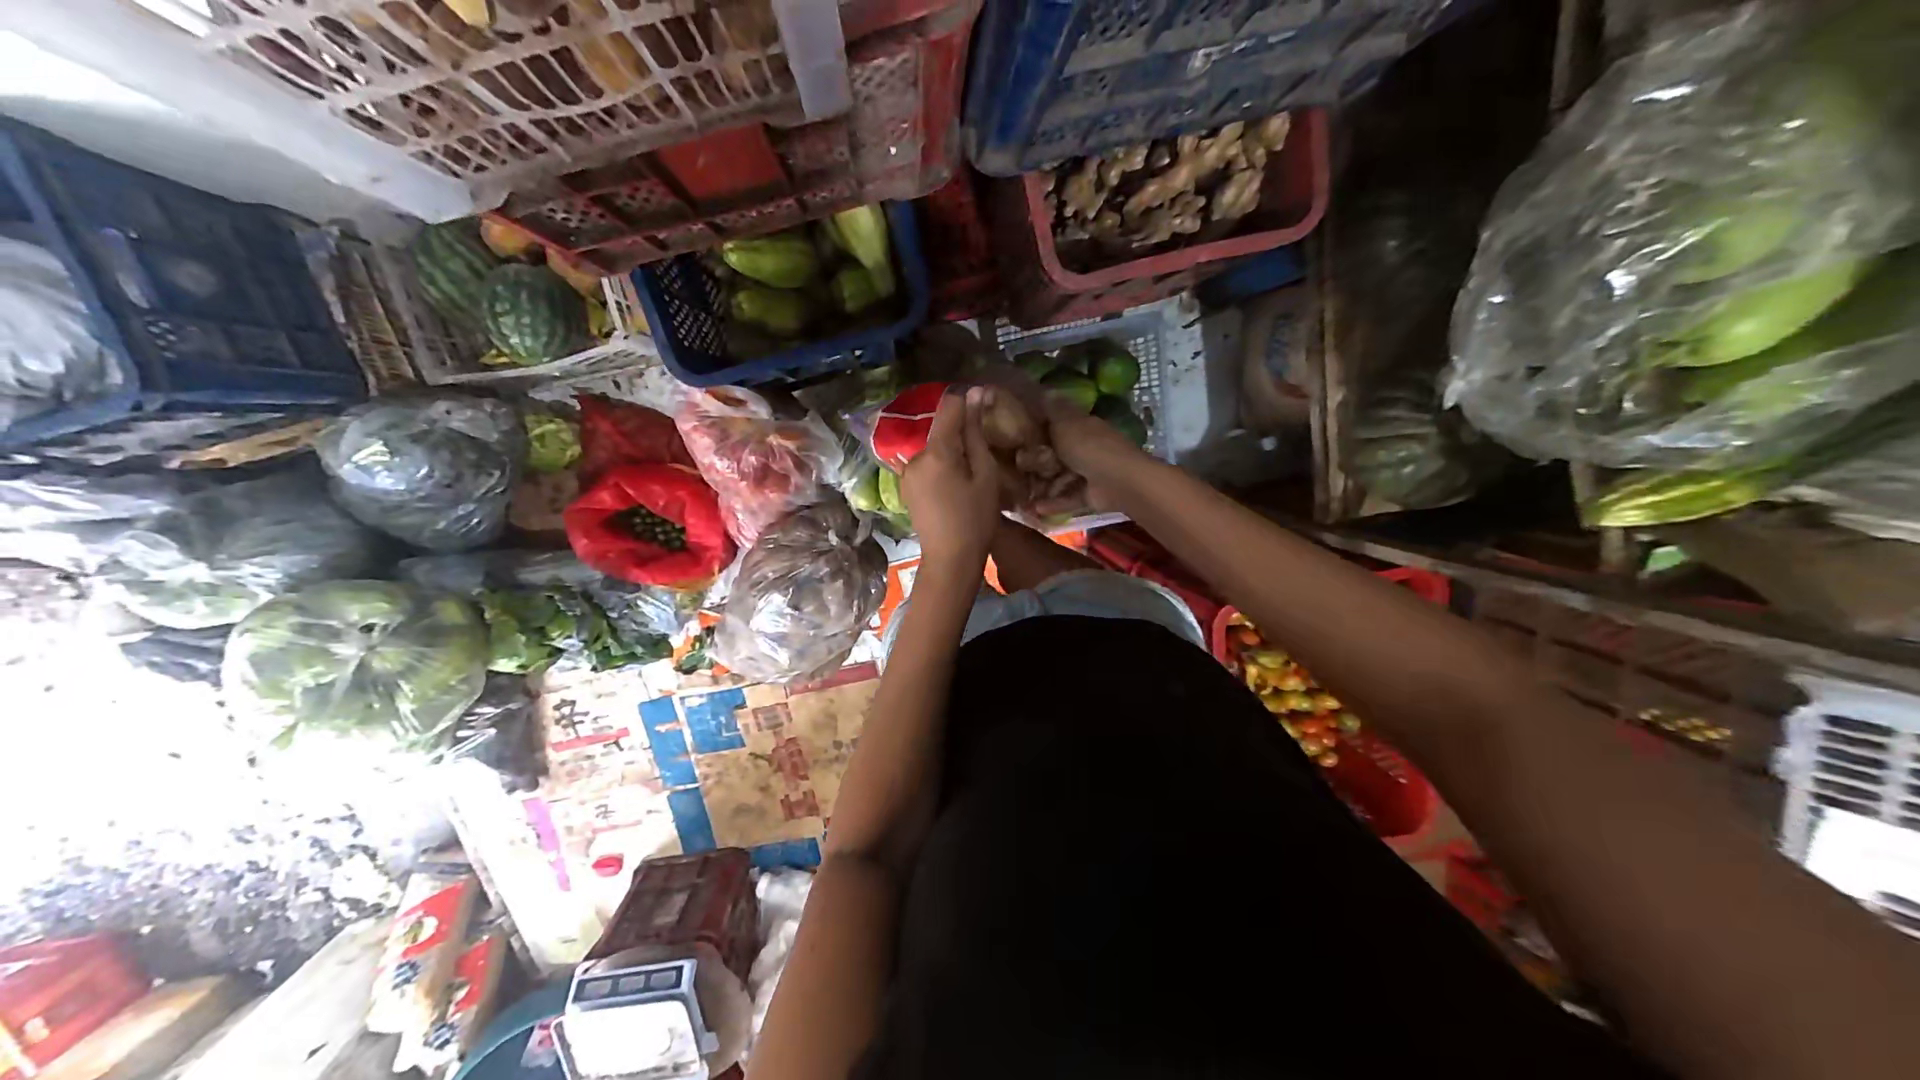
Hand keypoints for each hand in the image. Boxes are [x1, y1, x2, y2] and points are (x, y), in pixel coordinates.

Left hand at [900, 386, 1001, 572]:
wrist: (950, 559)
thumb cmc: (976, 519)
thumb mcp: (984, 474)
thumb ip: (976, 433)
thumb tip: (974, 395)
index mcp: (936, 451)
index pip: (949, 407)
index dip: (967, 402)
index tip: (985, 406)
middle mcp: (914, 457)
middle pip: (940, 429)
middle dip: (960, 431)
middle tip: (984, 449)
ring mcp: (906, 473)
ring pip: (933, 448)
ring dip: (951, 450)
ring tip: (972, 471)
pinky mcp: (906, 486)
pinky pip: (926, 465)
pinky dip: (941, 466)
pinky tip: (956, 484)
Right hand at [1027, 392, 1155, 515]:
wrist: (1117, 480)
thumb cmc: (1088, 447)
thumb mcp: (1065, 423)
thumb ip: (1052, 410)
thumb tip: (1045, 389)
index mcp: (1080, 426)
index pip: (1055, 426)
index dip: (1036, 432)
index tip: (1016, 439)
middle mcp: (1084, 447)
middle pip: (1055, 455)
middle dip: (1037, 464)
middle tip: (1018, 468)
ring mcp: (1088, 472)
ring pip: (1060, 478)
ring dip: (1042, 487)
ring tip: (1022, 495)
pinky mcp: (1090, 495)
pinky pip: (1068, 498)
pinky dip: (1054, 503)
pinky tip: (1035, 509)